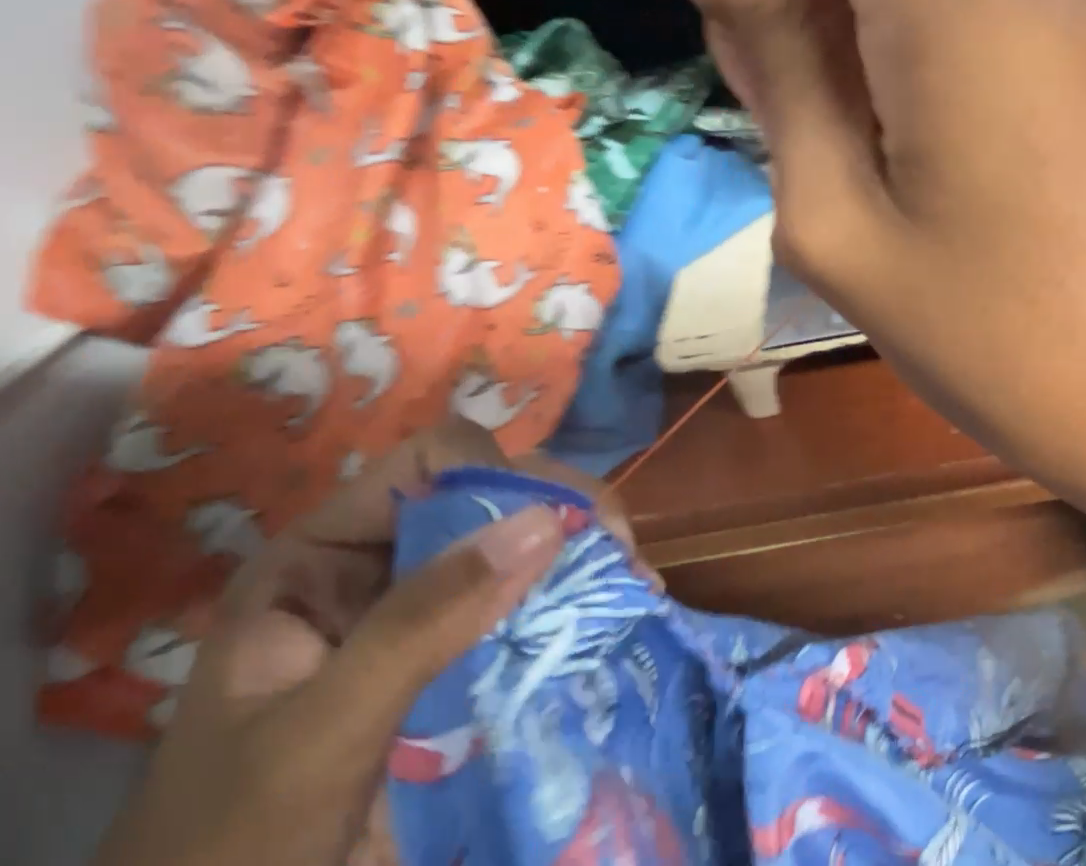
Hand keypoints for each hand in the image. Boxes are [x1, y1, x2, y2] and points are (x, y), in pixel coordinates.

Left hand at [90, 421, 640, 865]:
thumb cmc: (239, 838)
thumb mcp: (323, 728)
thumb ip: (424, 622)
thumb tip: (545, 521)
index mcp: (324, 560)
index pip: (427, 465)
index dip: (502, 475)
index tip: (567, 526)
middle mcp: (384, 571)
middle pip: (491, 498)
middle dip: (565, 511)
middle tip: (625, 558)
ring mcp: (431, 619)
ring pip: (523, 551)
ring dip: (584, 557)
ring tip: (637, 588)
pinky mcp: (470, 665)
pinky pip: (534, 612)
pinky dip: (582, 606)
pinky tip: (620, 618)